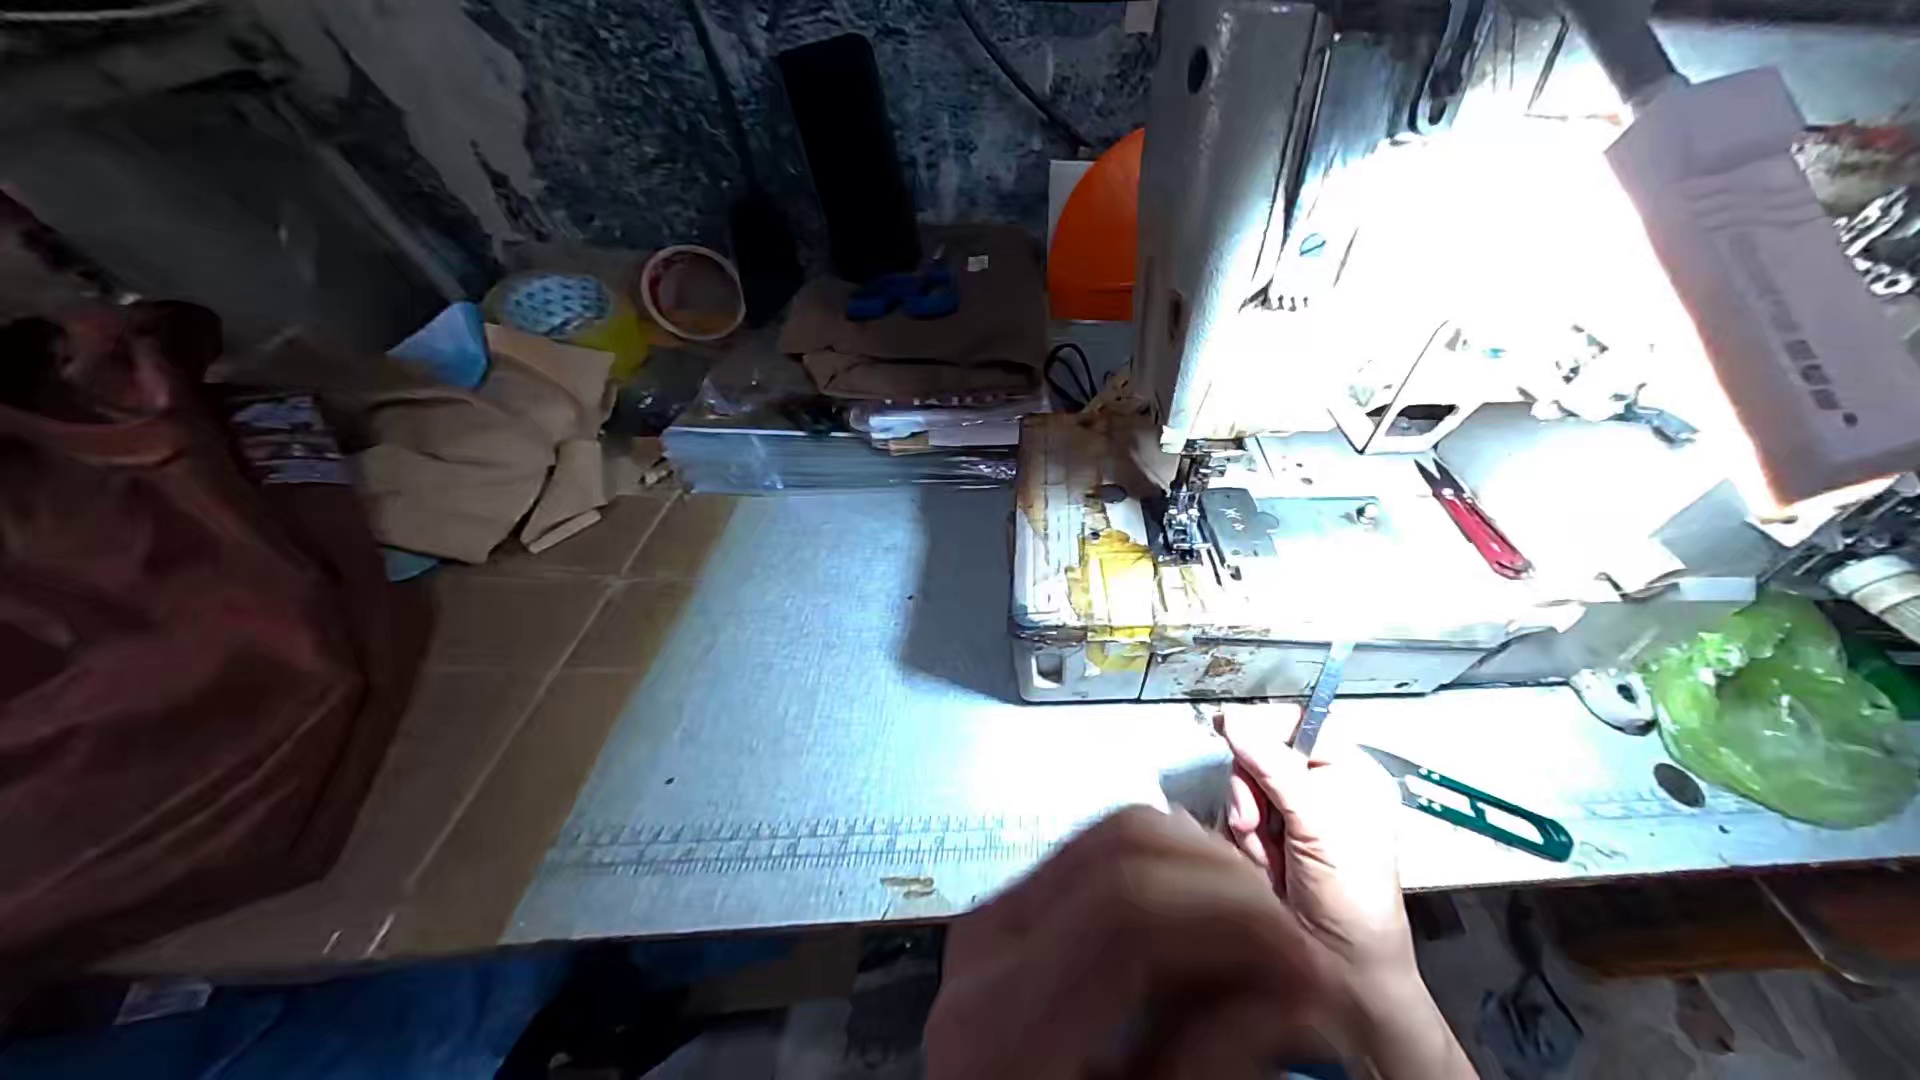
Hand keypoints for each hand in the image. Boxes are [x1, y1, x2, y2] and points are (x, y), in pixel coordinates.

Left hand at [925, 807, 1340, 1079]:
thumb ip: (1209, 1062)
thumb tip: (1301, 986)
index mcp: (1000, 1019)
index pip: (1128, 908)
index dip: (1233, 918)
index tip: (1312, 968)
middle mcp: (984, 940)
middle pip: (1123, 846)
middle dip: (1226, 881)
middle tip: (1292, 949)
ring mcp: (990, 911)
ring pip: (1112, 833)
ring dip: (1199, 867)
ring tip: (1255, 935)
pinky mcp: (1006, 906)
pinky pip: (1094, 853)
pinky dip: (1164, 871)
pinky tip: (1203, 920)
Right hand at [1220, 707, 1416, 1026]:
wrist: (1340, 969)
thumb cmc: (1350, 897)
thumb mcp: (1317, 825)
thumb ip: (1274, 769)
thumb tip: (1233, 721)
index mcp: (1351, 773)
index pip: (1302, 723)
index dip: (1265, 723)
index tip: (1227, 728)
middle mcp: (1322, 785)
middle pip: (1263, 751)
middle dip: (1251, 786)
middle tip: (1255, 819)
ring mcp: (1293, 810)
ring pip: (1244, 783)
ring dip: (1246, 817)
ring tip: (1266, 852)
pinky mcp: (1270, 832)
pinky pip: (1238, 812)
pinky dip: (1243, 837)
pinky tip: (1263, 861)